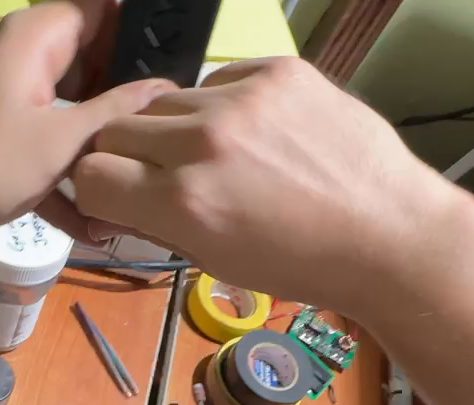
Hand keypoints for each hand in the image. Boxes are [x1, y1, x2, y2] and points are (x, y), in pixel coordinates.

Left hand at [0, 1, 172, 247]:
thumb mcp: (60, 139)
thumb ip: (115, 113)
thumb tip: (165, 90)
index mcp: (38, 37)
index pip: (103, 9)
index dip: (142, 32)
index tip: (178, 63)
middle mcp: (26, 61)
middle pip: (92, 67)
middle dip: (126, 103)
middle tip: (167, 133)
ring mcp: (13, 105)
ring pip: (72, 117)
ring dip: (99, 155)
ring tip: (138, 185)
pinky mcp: (4, 146)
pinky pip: (49, 155)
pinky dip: (68, 187)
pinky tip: (96, 228)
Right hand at [72, 57, 473, 320]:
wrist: (384, 234)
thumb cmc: (294, 264)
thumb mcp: (210, 260)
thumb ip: (154, 222)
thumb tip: (117, 197)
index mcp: (180, 203)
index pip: (90, 175)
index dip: (96, 190)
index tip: (115, 198)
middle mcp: (202, 141)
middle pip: (116, 129)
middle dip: (125, 157)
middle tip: (157, 178)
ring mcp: (243, 98)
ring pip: (165, 101)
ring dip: (173, 130)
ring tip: (214, 156)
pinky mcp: (279, 70)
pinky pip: (217, 79)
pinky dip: (218, 105)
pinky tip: (249, 134)